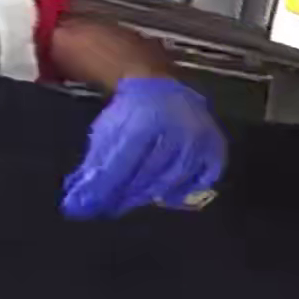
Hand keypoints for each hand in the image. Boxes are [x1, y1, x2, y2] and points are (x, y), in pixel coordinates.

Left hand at [62, 77, 227, 218]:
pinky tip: (174, 194)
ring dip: (157, 193)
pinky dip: (190, 188)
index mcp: (142, 125)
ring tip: (141, 201)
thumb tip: (81, 198)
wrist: (165, 91)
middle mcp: (175, 133)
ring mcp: (200, 141)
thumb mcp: (108, 132)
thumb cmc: (132, 115)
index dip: (106, 187)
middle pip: (150, 173)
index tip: (89, 206)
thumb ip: (97, 163)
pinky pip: (207, 175)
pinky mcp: (217, 147)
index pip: (122, 164)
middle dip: (130, 193)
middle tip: (116, 207)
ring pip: (178, 176)